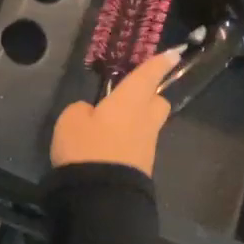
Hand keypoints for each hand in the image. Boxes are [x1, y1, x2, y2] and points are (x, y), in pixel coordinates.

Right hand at [51, 47, 183, 175]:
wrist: (103, 191)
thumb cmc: (86, 146)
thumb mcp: (70, 120)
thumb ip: (81, 109)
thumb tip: (90, 111)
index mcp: (130, 101)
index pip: (148, 75)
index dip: (160, 63)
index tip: (174, 52)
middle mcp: (145, 118)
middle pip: (157, 101)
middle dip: (149, 96)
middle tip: (129, 97)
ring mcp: (147, 142)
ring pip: (148, 122)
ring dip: (135, 119)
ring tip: (109, 124)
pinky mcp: (142, 162)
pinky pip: (137, 141)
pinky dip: (126, 138)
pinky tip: (106, 144)